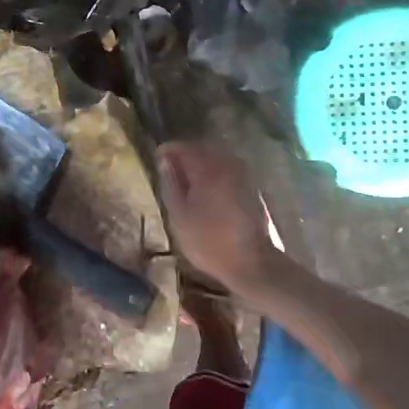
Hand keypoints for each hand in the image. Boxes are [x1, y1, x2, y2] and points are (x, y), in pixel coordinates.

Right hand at [157, 141, 283, 297]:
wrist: (251, 261)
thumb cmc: (209, 241)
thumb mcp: (180, 215)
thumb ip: (171, 184)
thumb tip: (165, 161)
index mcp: (209, 167)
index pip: (184, 147)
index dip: (168, 152)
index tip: (157, 160)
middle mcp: (229, 163)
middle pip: (202, 148)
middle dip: (185, 156)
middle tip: (169, 171)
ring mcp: (244, 173)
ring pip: (216, 158)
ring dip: (201, 165)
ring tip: (186, 183)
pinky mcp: (251, 186)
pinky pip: (228, 169)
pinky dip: (214, 173)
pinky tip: (206, 190)